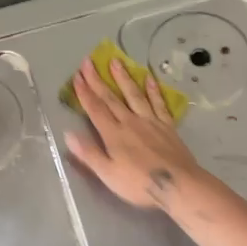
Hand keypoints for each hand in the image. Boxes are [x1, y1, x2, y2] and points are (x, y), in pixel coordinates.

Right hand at [64, 57, 202, 210]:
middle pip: (111, 98)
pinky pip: (158, 103)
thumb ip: (89, 153)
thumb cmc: (139, 183)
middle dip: (97, 80)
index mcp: (113, 134)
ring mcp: (150, 121)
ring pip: (134, 94)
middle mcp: (130, 122)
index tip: (77, 76)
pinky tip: (149, 78)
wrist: (177, 184)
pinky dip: (153, 90)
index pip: (95, 109)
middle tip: (89, 62)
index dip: (84, 93)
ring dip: (123, 77)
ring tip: (116, 61)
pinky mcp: (167, 125)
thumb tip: (68, 134)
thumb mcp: (108, 174)